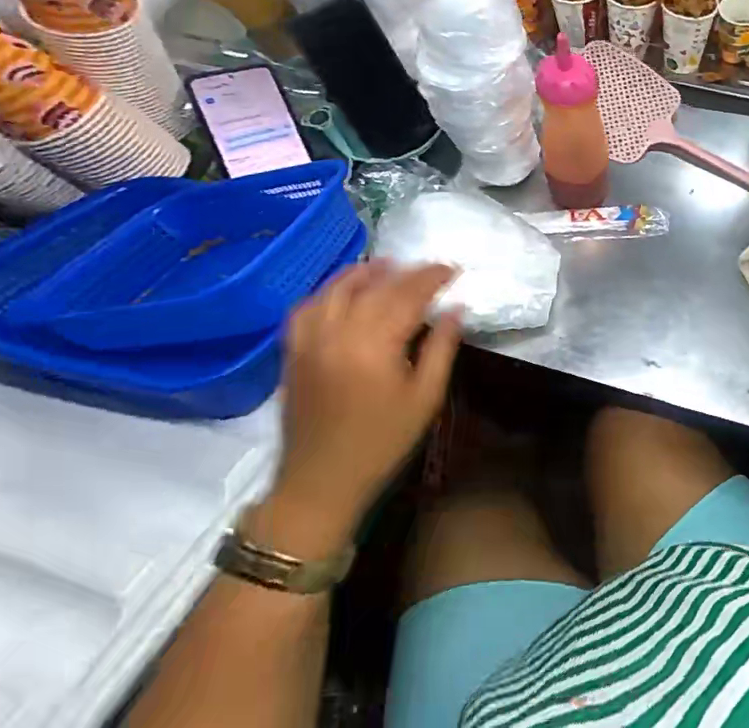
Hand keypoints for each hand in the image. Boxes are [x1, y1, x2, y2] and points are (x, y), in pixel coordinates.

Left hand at [262, 262, 463, 555]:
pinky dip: (325, 293)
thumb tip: (456, 309)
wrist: (321, 483)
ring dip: (364, 273)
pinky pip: (304, 310)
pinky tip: (342, 292)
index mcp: (375, 346)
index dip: (432, 278)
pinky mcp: (293, 354)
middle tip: (431, 269)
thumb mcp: (425, 397)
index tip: (453, 270)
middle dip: (407, 273)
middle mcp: (338, 334)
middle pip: (376, 289)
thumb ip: (441, 348)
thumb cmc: (382, 442)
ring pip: (336, 291)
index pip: (408, 295)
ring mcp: (309, 342)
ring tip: (387, 265)